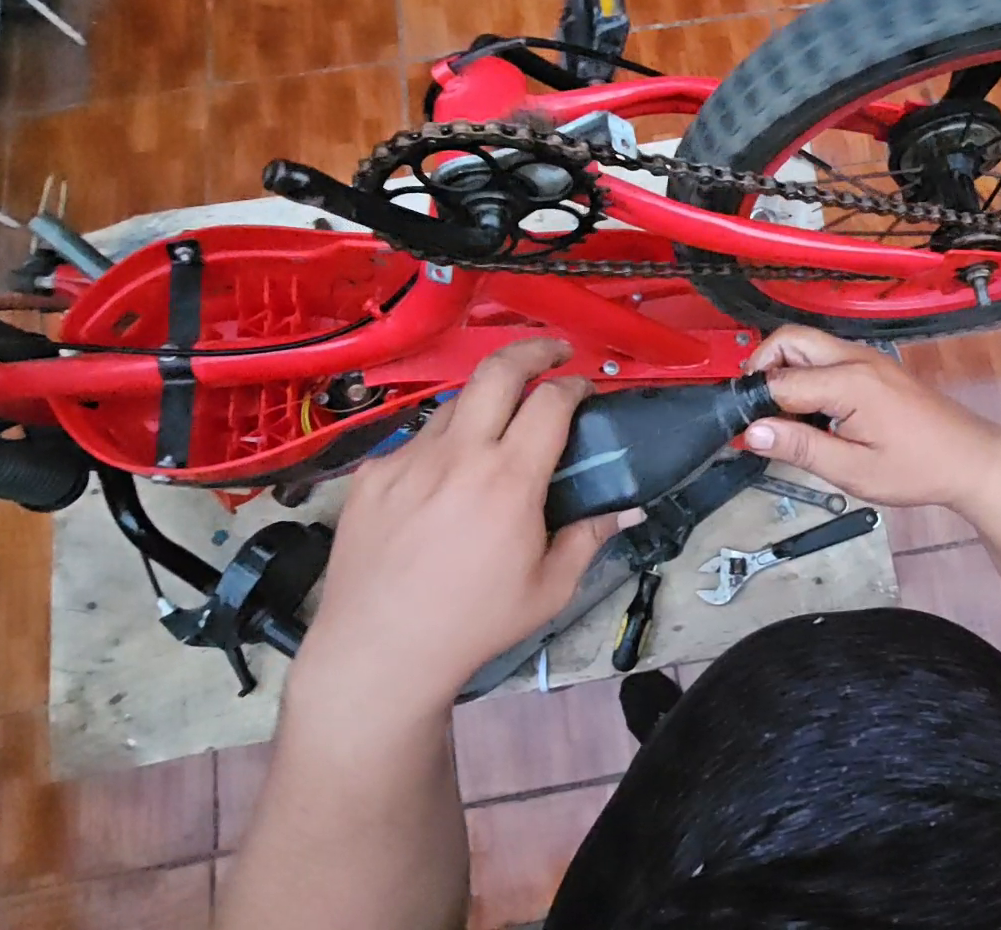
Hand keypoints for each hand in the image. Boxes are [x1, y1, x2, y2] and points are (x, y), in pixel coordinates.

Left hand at [288, 338, 635, 723]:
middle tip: (554, 351)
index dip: (575, 385)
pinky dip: (443, 446)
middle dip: (533, 349)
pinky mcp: (371, 476)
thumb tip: (628, 508)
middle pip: (497, 371)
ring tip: (500, 427)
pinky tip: (445, 482)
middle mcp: (458, 456)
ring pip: (456, 403)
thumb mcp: (550, 588)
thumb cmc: (476, 622)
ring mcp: (406, 461)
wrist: (378, 651)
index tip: (585, 389)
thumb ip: (590, 537)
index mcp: (509, 481)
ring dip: (487, 401)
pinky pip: (417, 443)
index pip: (550, 402)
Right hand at [741, 325, 1000, 510]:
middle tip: (755, 409)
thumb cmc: (918, 468)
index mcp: (850, 383)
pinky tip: (811, 413)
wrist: (971, 459)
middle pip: (788, 340)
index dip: (754, 405)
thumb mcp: (853, 470)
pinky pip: (826, 357)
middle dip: (761, 367)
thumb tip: (752, 433)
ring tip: (782, 416)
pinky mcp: (873, 367)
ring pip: (807, 344)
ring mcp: (867, 359)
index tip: (742, 431)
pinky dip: (806, 374)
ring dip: (783, 370)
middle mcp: (856, 359)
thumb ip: (800, 447)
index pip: (779, 381)